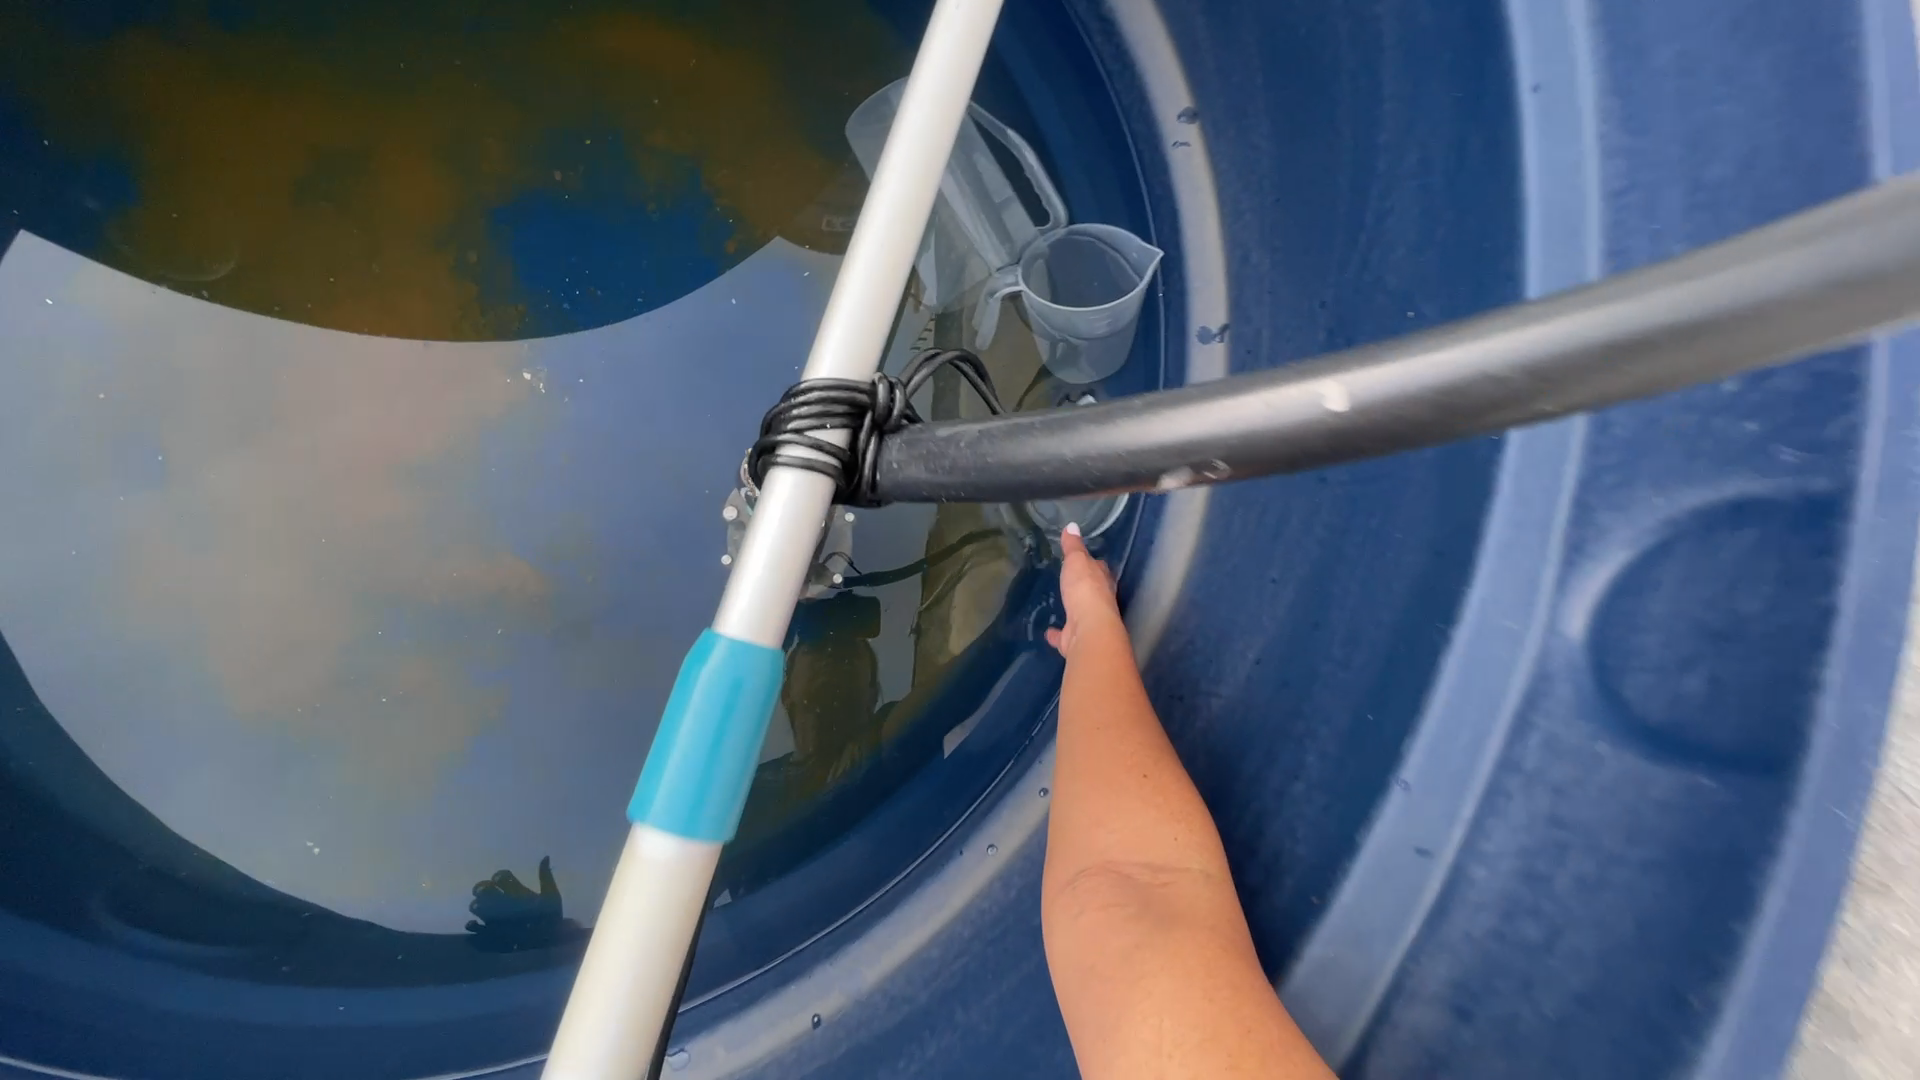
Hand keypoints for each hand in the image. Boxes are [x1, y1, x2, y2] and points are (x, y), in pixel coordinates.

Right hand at [1045, 523, 1122, 658]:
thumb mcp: (1077, 561)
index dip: (1093, 564)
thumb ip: (1073, 546)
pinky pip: (1064, 635)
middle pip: (1093, 591)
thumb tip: (1072, 525)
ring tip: (1061, 605)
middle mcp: (1100, 601)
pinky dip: (1057, 634)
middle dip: (1085, 587)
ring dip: (1073, 610)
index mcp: (1102, 581)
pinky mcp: (1076, 638)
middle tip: (1073, 582)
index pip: (1100, 568)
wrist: (1087, 628)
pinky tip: (1048, 632)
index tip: (1086, 560)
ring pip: (1080, 613)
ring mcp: (1089, 622)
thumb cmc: (1085, 589)